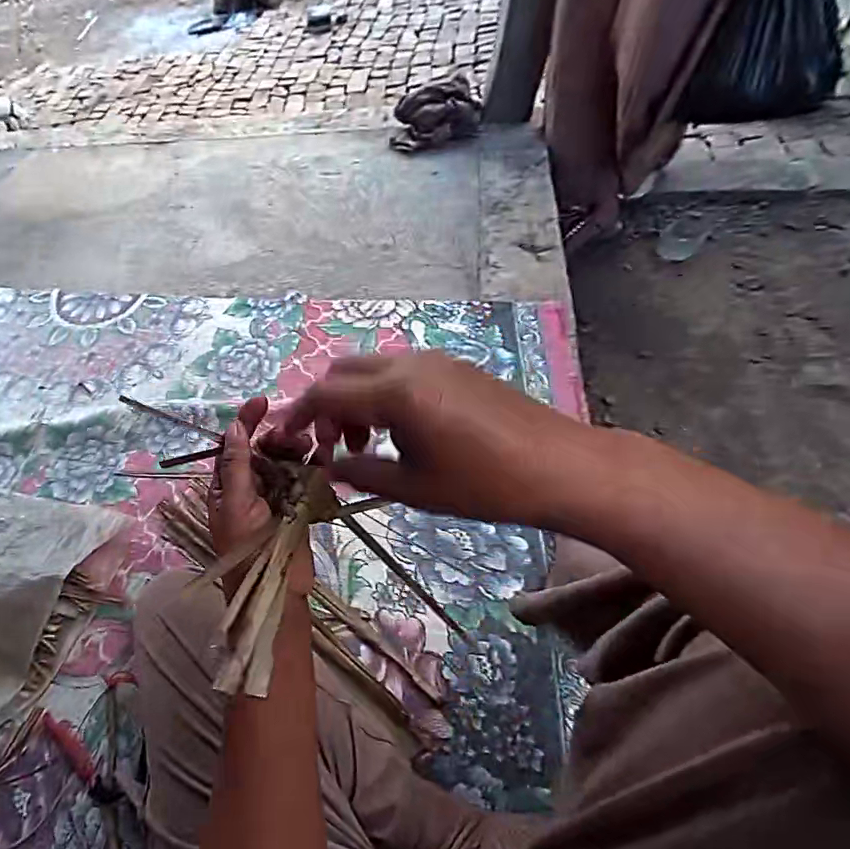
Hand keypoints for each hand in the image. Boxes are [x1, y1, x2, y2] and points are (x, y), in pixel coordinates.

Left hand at [210, 397, 314, 597]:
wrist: (274, 586)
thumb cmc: (244, 546)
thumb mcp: (233, 503)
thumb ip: (236, 465)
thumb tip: (234, 427)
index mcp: (227, 484)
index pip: (235, 445)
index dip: (246, 421)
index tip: (261, 401)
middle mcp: (251, 485)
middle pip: (264, 449)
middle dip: (276, 437)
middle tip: (293, 437)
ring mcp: (277, 494)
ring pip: (286, 460)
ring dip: (295, 448)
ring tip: (308, 446)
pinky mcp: (300, 504)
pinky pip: (306, 477)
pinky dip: (314, 463)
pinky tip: (323, 454)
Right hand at [280, 352, 606, 527]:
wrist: (561, 467)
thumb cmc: (484, 484)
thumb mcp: (413, 487)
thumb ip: (361, 472)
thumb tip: (329, 467)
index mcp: (395, 392)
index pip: (325, 393)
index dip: (300, 415)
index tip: (288, 439)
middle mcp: (410, 364)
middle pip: (342, 371)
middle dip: (326, 405)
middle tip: (332, 446)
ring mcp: (435, 361)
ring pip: (371, 368)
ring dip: (354, 400)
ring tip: (367, 445)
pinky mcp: (454, 368)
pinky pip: (400, 371)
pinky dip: (382, 395)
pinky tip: (399, 431)